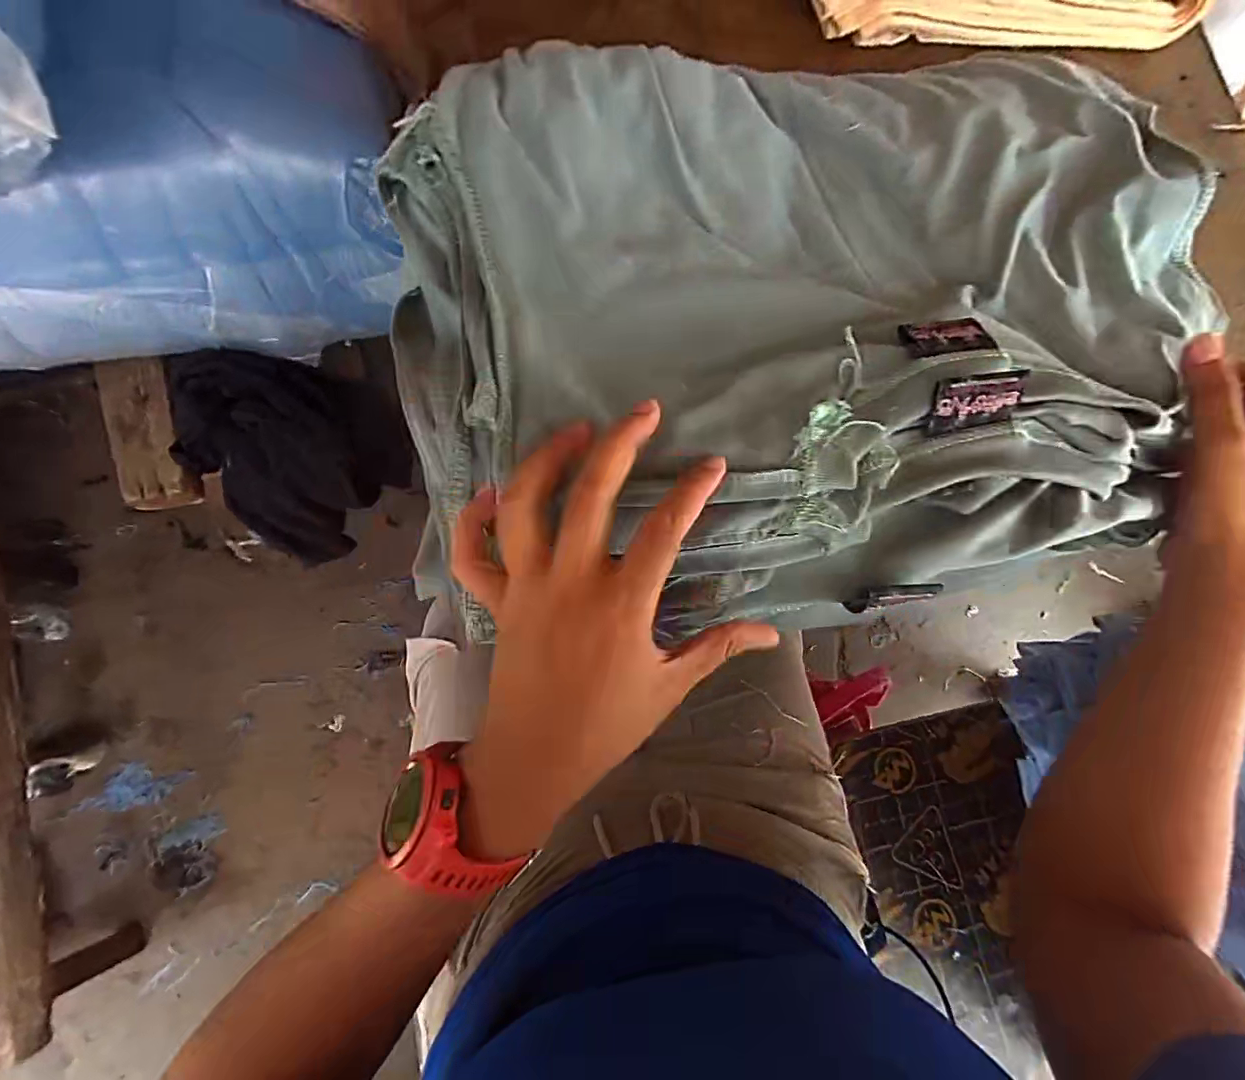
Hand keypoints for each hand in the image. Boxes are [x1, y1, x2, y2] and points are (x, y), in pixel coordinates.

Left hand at [450, 400, 779, 859]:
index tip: (712, 464)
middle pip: (592, 494)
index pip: (665, 530)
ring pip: (526, 506)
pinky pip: (474, 553)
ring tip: (574, 432)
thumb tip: (770, 633)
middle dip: (619, 443)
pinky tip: (494, 494)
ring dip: (547, 460)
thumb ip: (716, 649)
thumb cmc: (605, 726)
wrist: (533, 760)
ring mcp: (527, 586)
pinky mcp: (499, 600)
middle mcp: (571, 581)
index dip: (692, 490)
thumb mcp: (668, 687)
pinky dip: (475, 520)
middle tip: (643, 412)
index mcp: (621, 604)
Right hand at [1165, 334, 1244, 577]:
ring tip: (1157, 428)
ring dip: (1191, 428)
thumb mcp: (1219, 440)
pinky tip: (1153, 464)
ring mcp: (1241, 477)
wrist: (1217, 567)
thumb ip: (1211, 392)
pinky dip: (1177, 458)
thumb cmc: (1227, 502)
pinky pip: (1197, 465)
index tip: (1200, 375)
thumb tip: (1204, 339)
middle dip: (1212, 397)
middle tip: (1172, 400)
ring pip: (1220, 437)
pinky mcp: (1213, 498)